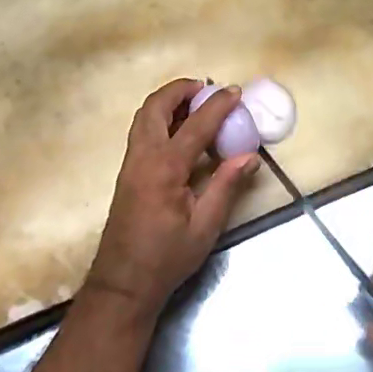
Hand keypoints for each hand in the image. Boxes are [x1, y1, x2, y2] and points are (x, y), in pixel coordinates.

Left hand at [82, 79, 258, 319]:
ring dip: (168, 100)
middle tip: (206, 89)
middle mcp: (143, 156)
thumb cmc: (166, 258)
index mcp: (165, 167)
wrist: (122, 282)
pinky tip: (179, 129)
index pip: (196, 125)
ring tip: (194, 103)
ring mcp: (131, 161)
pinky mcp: (127, 170)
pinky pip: (142, 129)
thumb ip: (226, 186)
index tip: (235, 91)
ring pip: (145, 115)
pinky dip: (159, 116)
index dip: (218, 105)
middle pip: (157, 106)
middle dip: (181, 89)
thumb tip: (250, 156)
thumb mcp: (205, 227)